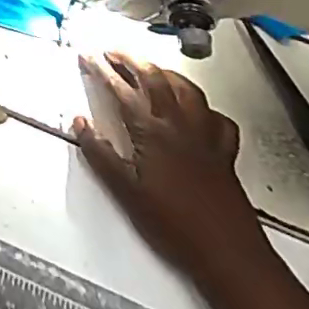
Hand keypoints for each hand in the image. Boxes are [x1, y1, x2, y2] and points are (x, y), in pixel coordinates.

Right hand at [73, 52, 264, 277]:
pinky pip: (216, 117)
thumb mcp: (125, 193)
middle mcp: (180, 127)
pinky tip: (198, 109)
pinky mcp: (224, 153)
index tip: (88, 57)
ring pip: (187, 89)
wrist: (228, 256)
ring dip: (165, 72)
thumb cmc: (177, 228)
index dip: (101, 69)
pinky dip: (204, 106)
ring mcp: (205, 137)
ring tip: (151, 67)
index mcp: (153, 133)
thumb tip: (81, 125)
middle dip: (131, 59)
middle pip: (155, 78)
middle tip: (113, 52)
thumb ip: (99, 155)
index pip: (121, 89)